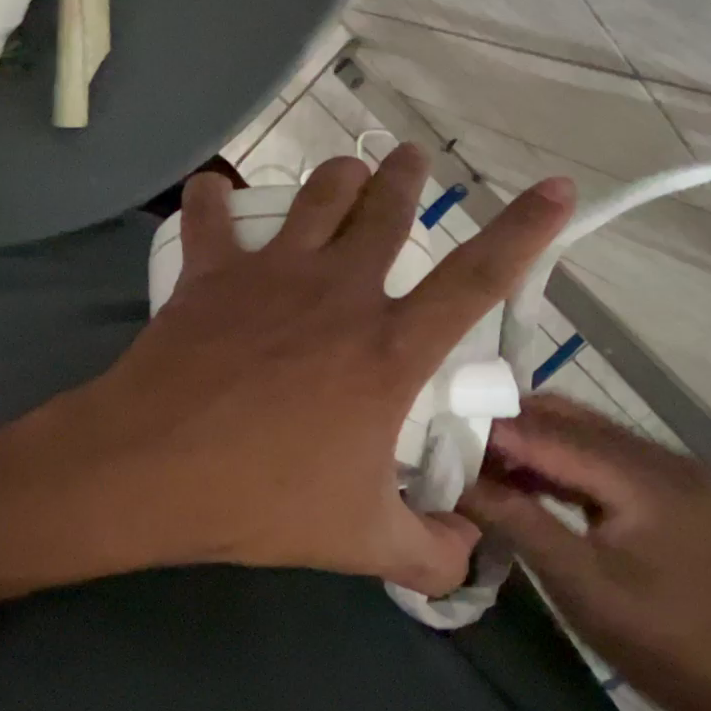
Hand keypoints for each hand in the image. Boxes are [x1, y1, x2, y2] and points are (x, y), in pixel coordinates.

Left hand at [75, 147, 573, 595]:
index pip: (479, 278)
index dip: (526, 231)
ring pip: (317, 196)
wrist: (154, 467)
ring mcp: (270, 274)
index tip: (556, 188)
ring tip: (345, 172)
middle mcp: (338, 293)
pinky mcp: (209, 274)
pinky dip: (212, 194)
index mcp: (390, 349)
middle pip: (386, 211)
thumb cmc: (262, 500)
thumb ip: (430, 551)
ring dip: (336, 177)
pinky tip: (213, 188)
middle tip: (410, 159)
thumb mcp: (363, 542)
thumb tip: (467, 550)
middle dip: (405, 177)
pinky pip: (210, 213)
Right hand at [459, 396, 710, 710]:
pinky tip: (530, 487)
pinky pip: (607, 463)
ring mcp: (678, 479)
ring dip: (532, 445)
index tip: (431, 432)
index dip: (486, 429)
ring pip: (587, 439)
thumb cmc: (665, 640)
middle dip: (505, 427)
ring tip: (479, 467)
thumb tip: (451, 475)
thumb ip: (514, 519)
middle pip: (568, 421)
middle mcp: (664, 461)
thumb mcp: (578, 582)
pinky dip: (562, 466)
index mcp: (645, 475)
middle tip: (449, 445)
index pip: (546, 432)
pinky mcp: (680, 502)